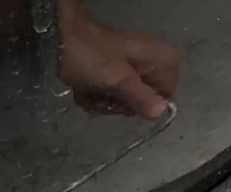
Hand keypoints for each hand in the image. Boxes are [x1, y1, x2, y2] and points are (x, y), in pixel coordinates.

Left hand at [57, 13, 178, 118]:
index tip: (129, 99)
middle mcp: (154, 64)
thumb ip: (139, 96)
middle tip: (109, 95)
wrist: (63, 39)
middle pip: (148, 103)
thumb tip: (161, 111)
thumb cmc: (90, 57)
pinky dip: (104, 100)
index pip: (167, 97)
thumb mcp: (117, 79)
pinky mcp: (121, 75)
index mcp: (161, 59)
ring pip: (131, 104)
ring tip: (97, 92)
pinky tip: (93, 91)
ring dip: (111, 104)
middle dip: (125, 105)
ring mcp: (136, 70)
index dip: (147, 103)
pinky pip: (119, 99)